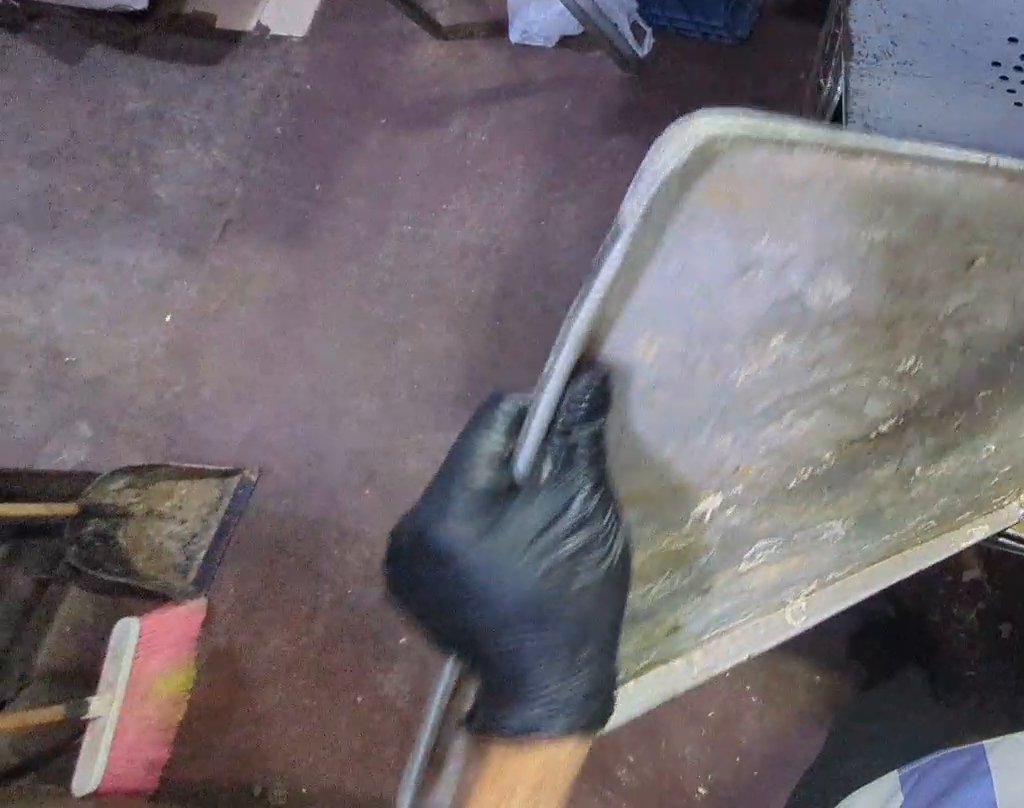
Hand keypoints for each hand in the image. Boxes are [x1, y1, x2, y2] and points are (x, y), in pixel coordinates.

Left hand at [386, 366, 631, 737]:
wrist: (548, 679)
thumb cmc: (573, 586)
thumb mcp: (585, 504)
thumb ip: (580, 436)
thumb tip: (590, 375)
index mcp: (449, 508)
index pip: (493, 419)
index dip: (540, 413)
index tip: (574, 431)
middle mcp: (409, 527)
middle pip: (477, 453)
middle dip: (524, 453)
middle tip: (565, 478)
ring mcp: (403, 559)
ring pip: (465, 485)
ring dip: (506, 484)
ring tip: (543, 511)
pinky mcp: (410, 581)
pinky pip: (452, 521)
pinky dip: (487, 515)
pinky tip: (517, 541)